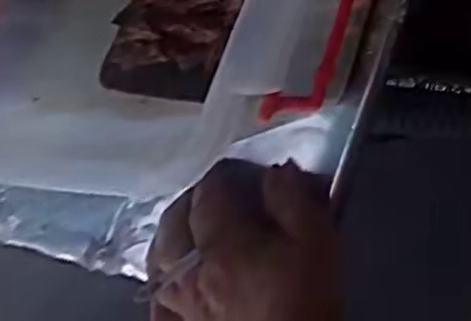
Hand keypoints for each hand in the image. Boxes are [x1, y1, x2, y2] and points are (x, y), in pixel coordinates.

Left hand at [149, 161, 339, 320]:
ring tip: (196, 223)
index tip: (240, 165)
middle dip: (193, 197)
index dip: (223, 172)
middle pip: (173, 221)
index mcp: (224, 244)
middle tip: (218, 190)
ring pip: (157, 258)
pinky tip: (177, 271)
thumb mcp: (315, 236)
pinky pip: (155, 298)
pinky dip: (163, 273)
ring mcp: (178, 308)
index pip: (209, 192)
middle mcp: (191, 273)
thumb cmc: (306, 296)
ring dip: (173, 231)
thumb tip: (274, 170)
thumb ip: (292, 196)